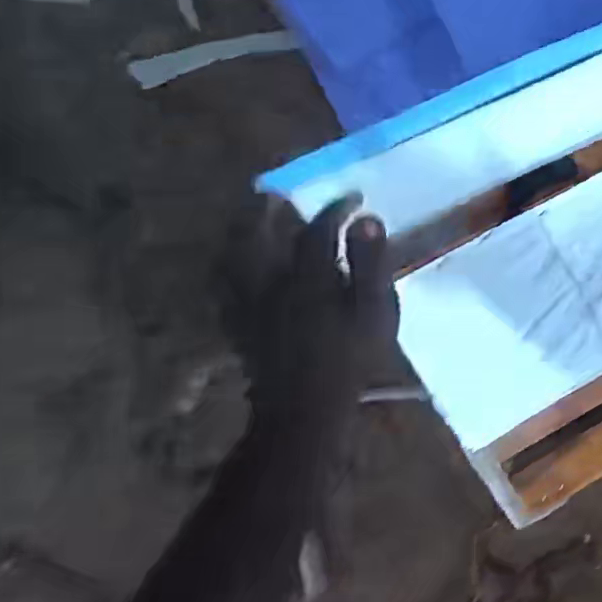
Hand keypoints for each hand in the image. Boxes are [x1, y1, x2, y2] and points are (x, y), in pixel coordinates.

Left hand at [225, 196, 393, 423]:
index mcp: (307, 279)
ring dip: (241, 237)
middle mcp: (268, 286)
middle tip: (275, 195)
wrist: (305, 406)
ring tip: (254, 223)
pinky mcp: (239, 326)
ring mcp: (247, 308)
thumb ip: (372, 262)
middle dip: (262, 214)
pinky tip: (243, 267)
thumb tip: (368, 219)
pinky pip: (226, 286)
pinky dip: (233, 266)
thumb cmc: (353, 354)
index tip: (355, 197)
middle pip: (252, 241)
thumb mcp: (376, 307)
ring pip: (231, 263)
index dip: (334, 210)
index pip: (315, 232)